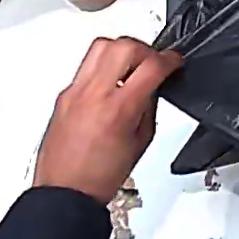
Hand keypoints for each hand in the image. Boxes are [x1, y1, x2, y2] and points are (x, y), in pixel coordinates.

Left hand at [34, 37, 182, 204]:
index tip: (175, 61)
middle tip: (153, 63)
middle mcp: (93, 95)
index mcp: (118, 109)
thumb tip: (154, 82)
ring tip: (131, 68)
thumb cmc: (100, 175)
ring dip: (123, 51)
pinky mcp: (63, 95)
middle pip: (124, 46)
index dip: (171, 59)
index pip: (152, 65)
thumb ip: (149, 104)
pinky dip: (105, 67)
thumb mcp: (142, 138)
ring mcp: (74, 93)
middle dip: (146, 50)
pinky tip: (112, 84)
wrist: (64, 192)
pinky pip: (87, 66)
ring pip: (101, 46)